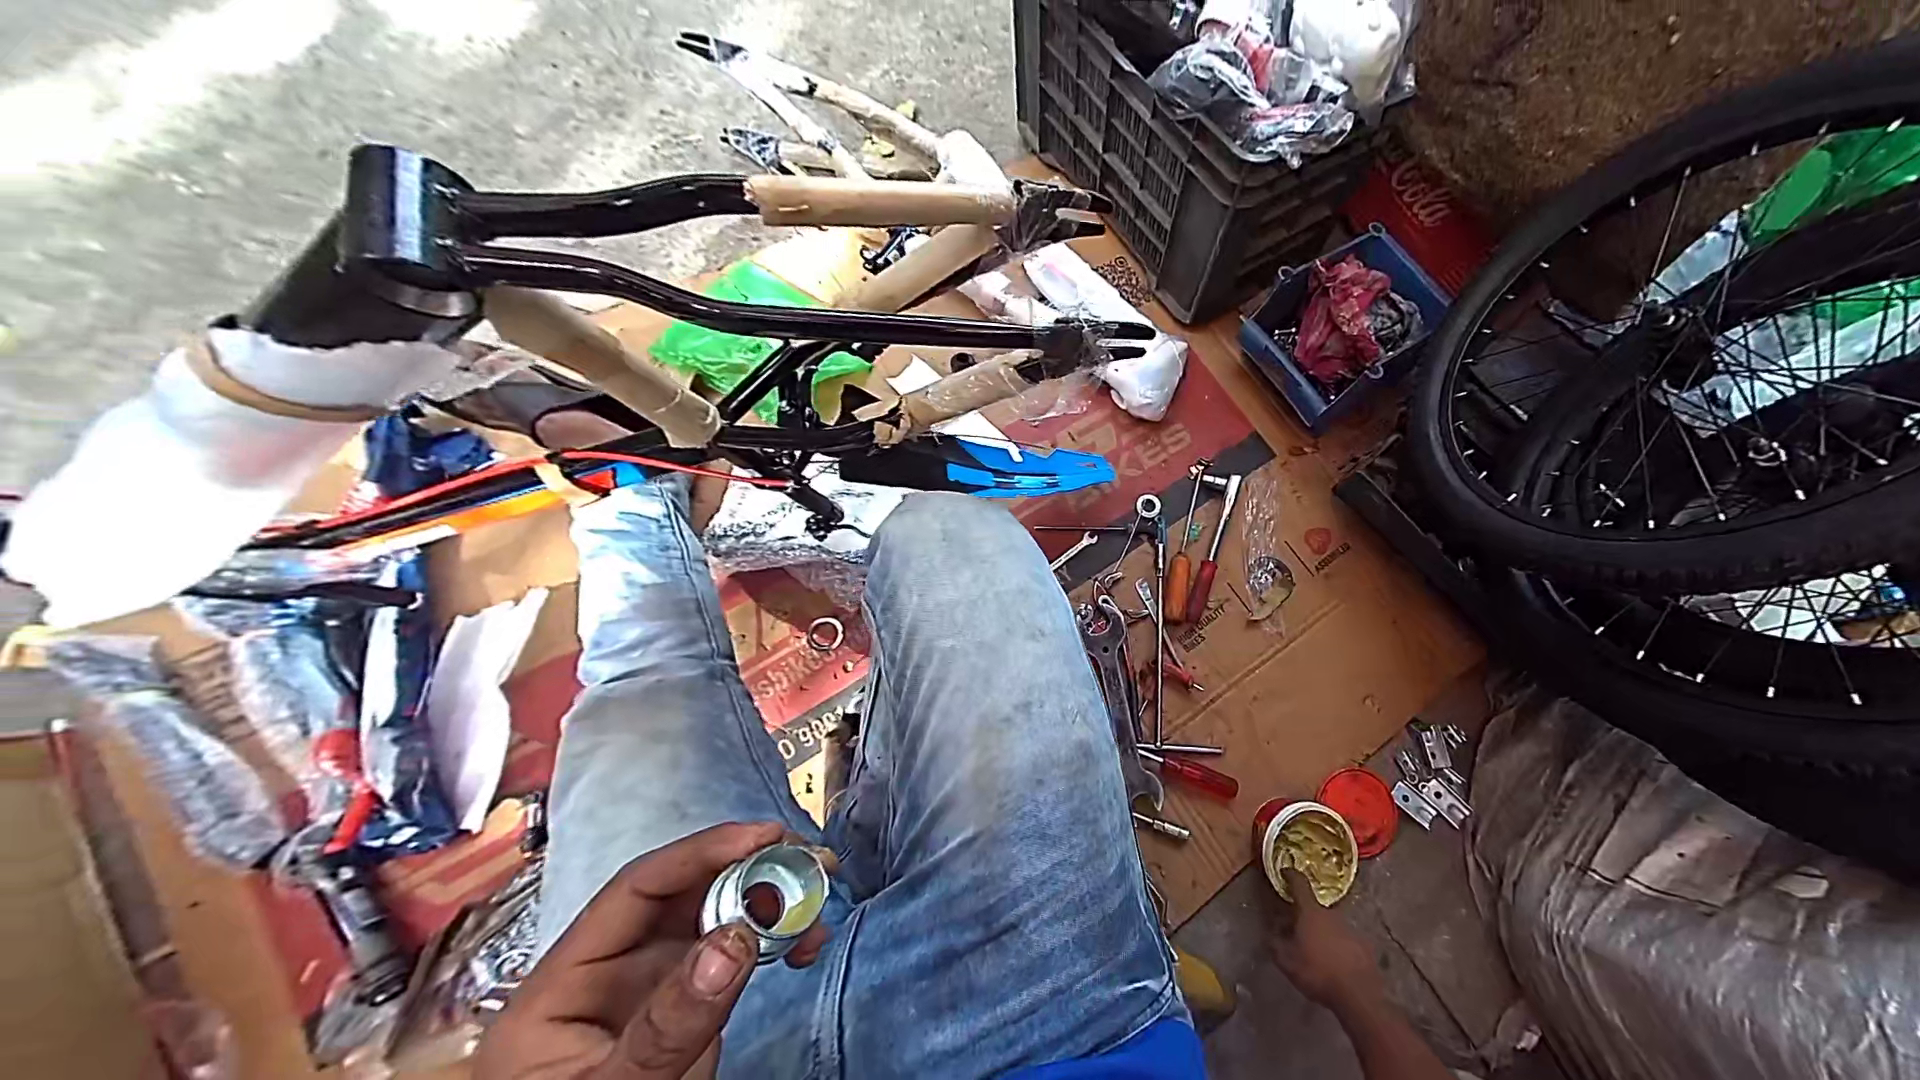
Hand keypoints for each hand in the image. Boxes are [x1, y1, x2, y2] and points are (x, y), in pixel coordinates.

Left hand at [476, 822, 831, 1079]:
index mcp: (563, 982)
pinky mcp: (687, 1006)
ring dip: (769, 900)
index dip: (700, 853)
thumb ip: (665, 1028)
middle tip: (808, 858)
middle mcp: (610, 970)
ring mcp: (651, 987)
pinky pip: (733, 954)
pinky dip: (771, 940)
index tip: (763, 837)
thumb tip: (735, 938)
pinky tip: (803, 945)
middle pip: (683, 894)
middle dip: (748, 868)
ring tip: (819, 897)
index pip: (635, 889)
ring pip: (715, 917)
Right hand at [1269, 868, 1384, 1014]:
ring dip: (1324, 932)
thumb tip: (1271, 931)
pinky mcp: (1366, 950)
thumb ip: (1275, 941)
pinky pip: (1347, 942)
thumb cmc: (1317, 972)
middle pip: (1317, 908)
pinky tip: (1335, 963)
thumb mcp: (1285, 959)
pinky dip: (1339, 947)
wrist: (1359, 998)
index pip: (1300, 884)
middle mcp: (1333, 916)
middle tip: (1298, 925)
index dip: (1291, 875)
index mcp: (1311, 912)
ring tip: (1317, 948)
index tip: (1285, 871)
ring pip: (1333, 925)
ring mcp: (1352, 932)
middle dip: (1307, 914)